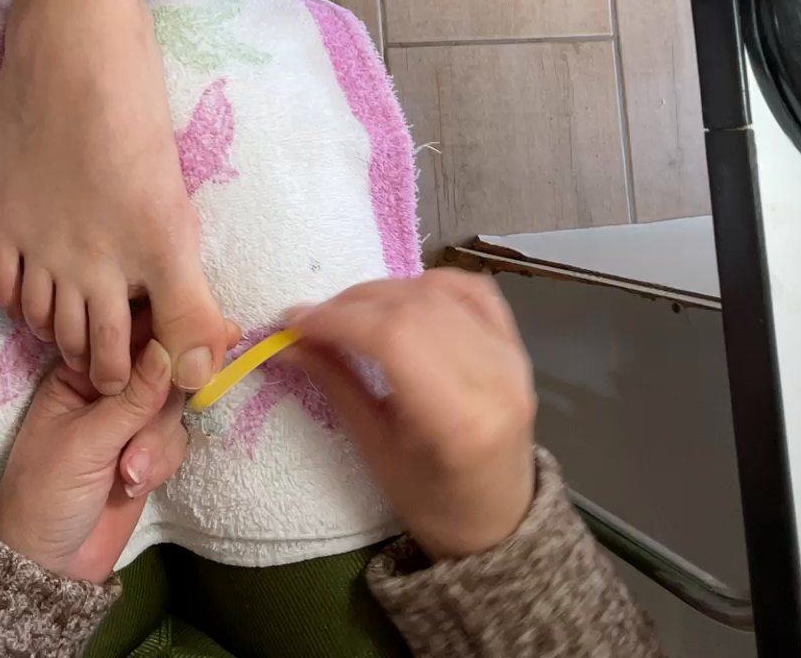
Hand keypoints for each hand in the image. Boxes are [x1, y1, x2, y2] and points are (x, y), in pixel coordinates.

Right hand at [0, 0, 227, 393]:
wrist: (75, 47)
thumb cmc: (138, 101)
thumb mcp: (178, 188)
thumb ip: (187, 279)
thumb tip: (207, 360)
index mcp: (156, 250)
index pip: (164, 342)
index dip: (166, 368)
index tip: (164, 371)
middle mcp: (96, 261)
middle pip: (99, 346)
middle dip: (113, 370)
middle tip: (119, 374)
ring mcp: (44, 243)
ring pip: (52, 325)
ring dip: (68, 345)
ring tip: (79, 348)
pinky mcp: (3, 221)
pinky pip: (8, 292)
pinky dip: (24, 312)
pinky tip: (34, 309)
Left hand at [0, 338, 187, 582]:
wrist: (47, 569)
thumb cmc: (47, 494)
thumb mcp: (87, 442)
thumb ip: (133, 397)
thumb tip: (168, 347)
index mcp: (79, 373)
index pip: (126, 338)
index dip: (162, 335)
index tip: (197, 334)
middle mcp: (107, 391)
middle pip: (160, 370)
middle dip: (160, 405)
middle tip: (154, 428)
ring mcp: (128, 423)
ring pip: (171, 408)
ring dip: (156, 443)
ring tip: (129, 475)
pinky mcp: (147, 454)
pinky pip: (175, 441)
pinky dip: (161, 463)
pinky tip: (134, 486)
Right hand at [282, 270, 537, 561]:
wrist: (497, 518)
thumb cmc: (429, 496)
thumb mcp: (372, 447)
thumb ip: (333, 381)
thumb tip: (284, 341)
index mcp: (457, 419)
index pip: (392, 338)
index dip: (337, 320)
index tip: (294, 322)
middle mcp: (493, 377)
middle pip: (412, 307)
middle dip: (351, 303)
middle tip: (313, 319)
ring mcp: (511, 356)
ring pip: (436, 291)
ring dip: (382, 291)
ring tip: (350, 312)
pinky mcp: (516, 344)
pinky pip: (471, 289)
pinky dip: (429, 283)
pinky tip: (402, 298)